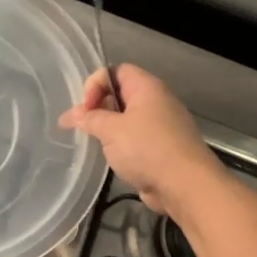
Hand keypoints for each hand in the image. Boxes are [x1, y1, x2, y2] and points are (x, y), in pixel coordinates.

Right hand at [59, 64, 225, 215]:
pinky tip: (110, 157)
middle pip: (120, 94)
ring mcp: (161, 126)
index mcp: (148, 88)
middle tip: (82, 126)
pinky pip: (135, 138)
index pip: (116, 71)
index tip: (86, 108)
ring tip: (92, 142)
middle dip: (97, 107)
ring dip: (107, 127)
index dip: (96, 83)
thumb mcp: (111, 130)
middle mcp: (157, 102)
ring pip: (126, 118)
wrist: (184, 185)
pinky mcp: (161, 148)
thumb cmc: (146, 148)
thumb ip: (89, 119)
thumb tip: (72, 115)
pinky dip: (119, 144)